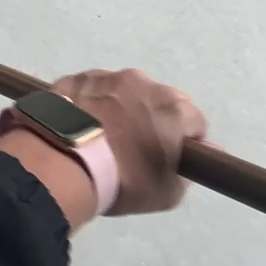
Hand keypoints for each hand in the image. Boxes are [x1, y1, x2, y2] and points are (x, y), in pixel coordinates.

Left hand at [0, 69, 208, 216]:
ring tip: (102, 134)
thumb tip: (204, 150)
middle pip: (158, 100)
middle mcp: (141, 82)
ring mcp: (103, 75)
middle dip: (153, 118)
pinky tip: (79, 123)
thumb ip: (191, 167)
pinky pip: (90, 88)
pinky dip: (90, 101)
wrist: (62, 160)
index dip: (184, 140)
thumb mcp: (169, 190)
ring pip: (122, 90)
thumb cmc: (123, 180)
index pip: (193, 121)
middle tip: (135, 145)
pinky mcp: (73, 76)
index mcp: (173, 107)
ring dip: (119, 106)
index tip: (169, 156)